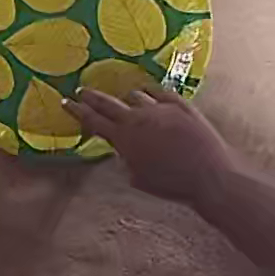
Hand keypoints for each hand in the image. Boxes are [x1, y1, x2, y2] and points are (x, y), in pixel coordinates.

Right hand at [64, 88, 240, 205]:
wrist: (209, 174)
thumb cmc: (171, 184)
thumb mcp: (138, 178)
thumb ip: (126, 160)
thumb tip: (123, 151)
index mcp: (123, 138)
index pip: (93, 121)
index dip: (77, 111)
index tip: (65, 102)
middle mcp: (138, 118)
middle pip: (108, 103)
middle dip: (92, 97)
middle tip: (81, 91)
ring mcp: (159, 108)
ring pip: (135, 95)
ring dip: (127, 99)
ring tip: (125, 100)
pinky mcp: (180, 104)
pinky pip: (159, 91)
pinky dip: (150, 93)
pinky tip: (149, 93)